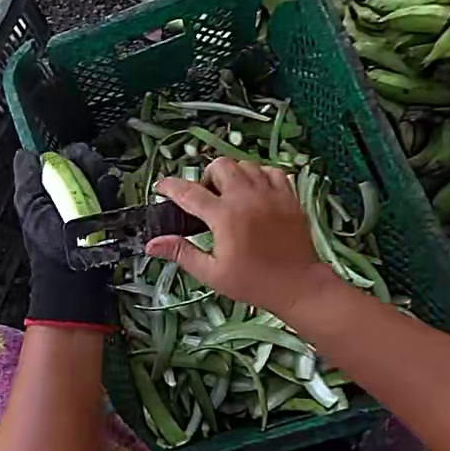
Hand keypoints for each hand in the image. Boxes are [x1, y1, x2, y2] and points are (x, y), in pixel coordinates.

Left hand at [12, 144, 119, 328]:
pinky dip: (110, 194)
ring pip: (105, 173)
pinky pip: (116, 193)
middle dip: (88, 164)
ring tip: (92, 195)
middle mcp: (78, 189)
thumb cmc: (48, 245)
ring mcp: (98, 199)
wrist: (73, 274)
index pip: (68, 155)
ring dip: (99, 179)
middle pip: (90, 159)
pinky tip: (103, 205)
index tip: (72, 160)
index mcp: (56, 184)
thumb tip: (24, 152)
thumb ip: (26, 178)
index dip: (72, 154)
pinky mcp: (114, 211)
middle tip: (84, 178)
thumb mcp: (29, 207)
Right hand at [147, 157, 342, 316]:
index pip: (188, 192)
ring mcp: (271, 193)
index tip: (161, 187)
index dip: (170, 186)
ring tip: (230, 197)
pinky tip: (255, 193)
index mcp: (225, 216)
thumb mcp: (212, 273)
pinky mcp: (289, 196)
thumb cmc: (253, 283)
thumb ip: (182, 252)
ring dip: (232, 175)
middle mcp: (247, 197)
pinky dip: (258, 176)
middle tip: (206, 201)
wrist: (298, 286)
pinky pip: (271, 171)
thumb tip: (152, 244)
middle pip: (219, 166)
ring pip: (245, 164)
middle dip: (207, 178)